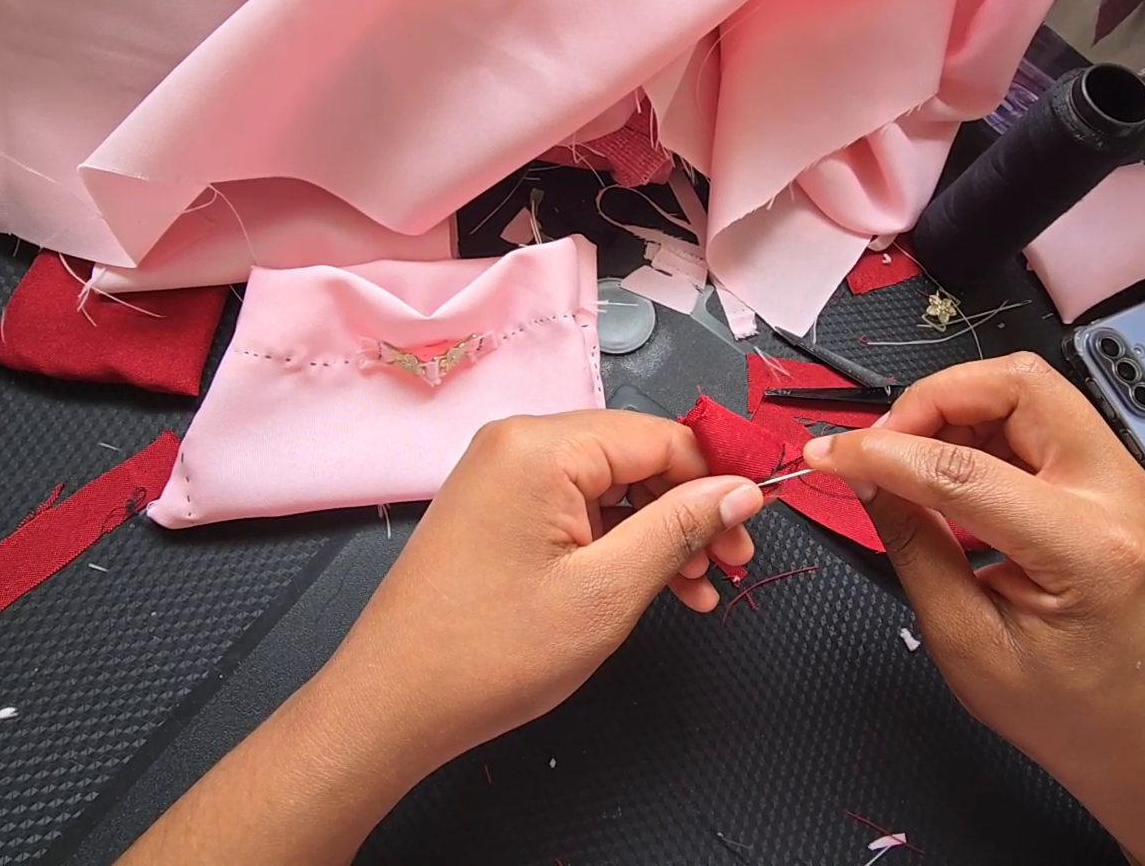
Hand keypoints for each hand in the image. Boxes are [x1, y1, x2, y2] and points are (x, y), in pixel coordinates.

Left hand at [322, 409, 764, 773]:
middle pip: (635, 458)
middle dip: (689, 510)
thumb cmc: (493, 652)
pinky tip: (656, 584)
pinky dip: (618, 541)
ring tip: (699, 587)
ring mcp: (506, 474)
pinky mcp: (501, 507)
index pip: (658, 436)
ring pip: (610, 487)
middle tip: (732, 563)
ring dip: (659, 532)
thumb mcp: (606, 591)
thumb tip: (742, 490)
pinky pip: (577, 508)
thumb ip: (680, 527)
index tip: (755, 521)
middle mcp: (520, 442)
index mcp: (541, 445)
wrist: (389, 707)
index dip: (715, 475)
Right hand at [801, 354, 1144, 803]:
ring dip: (950, 407)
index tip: (829, 453)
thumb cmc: (1052, 702)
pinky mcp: (1104, 471)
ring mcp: (1120, 477)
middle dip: (934, 398)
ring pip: (1022, 387)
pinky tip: (943, 465)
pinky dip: (971, 423)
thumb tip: (861, 472)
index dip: (882, 453)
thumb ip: (909, 541)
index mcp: (1088, 553)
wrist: (1126, 728)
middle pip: (1019, 385)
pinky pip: (1028, 412)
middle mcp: (1119, 496)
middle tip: (885, 442)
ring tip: (909, 458)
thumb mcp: (960, 636)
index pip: (965, 471)